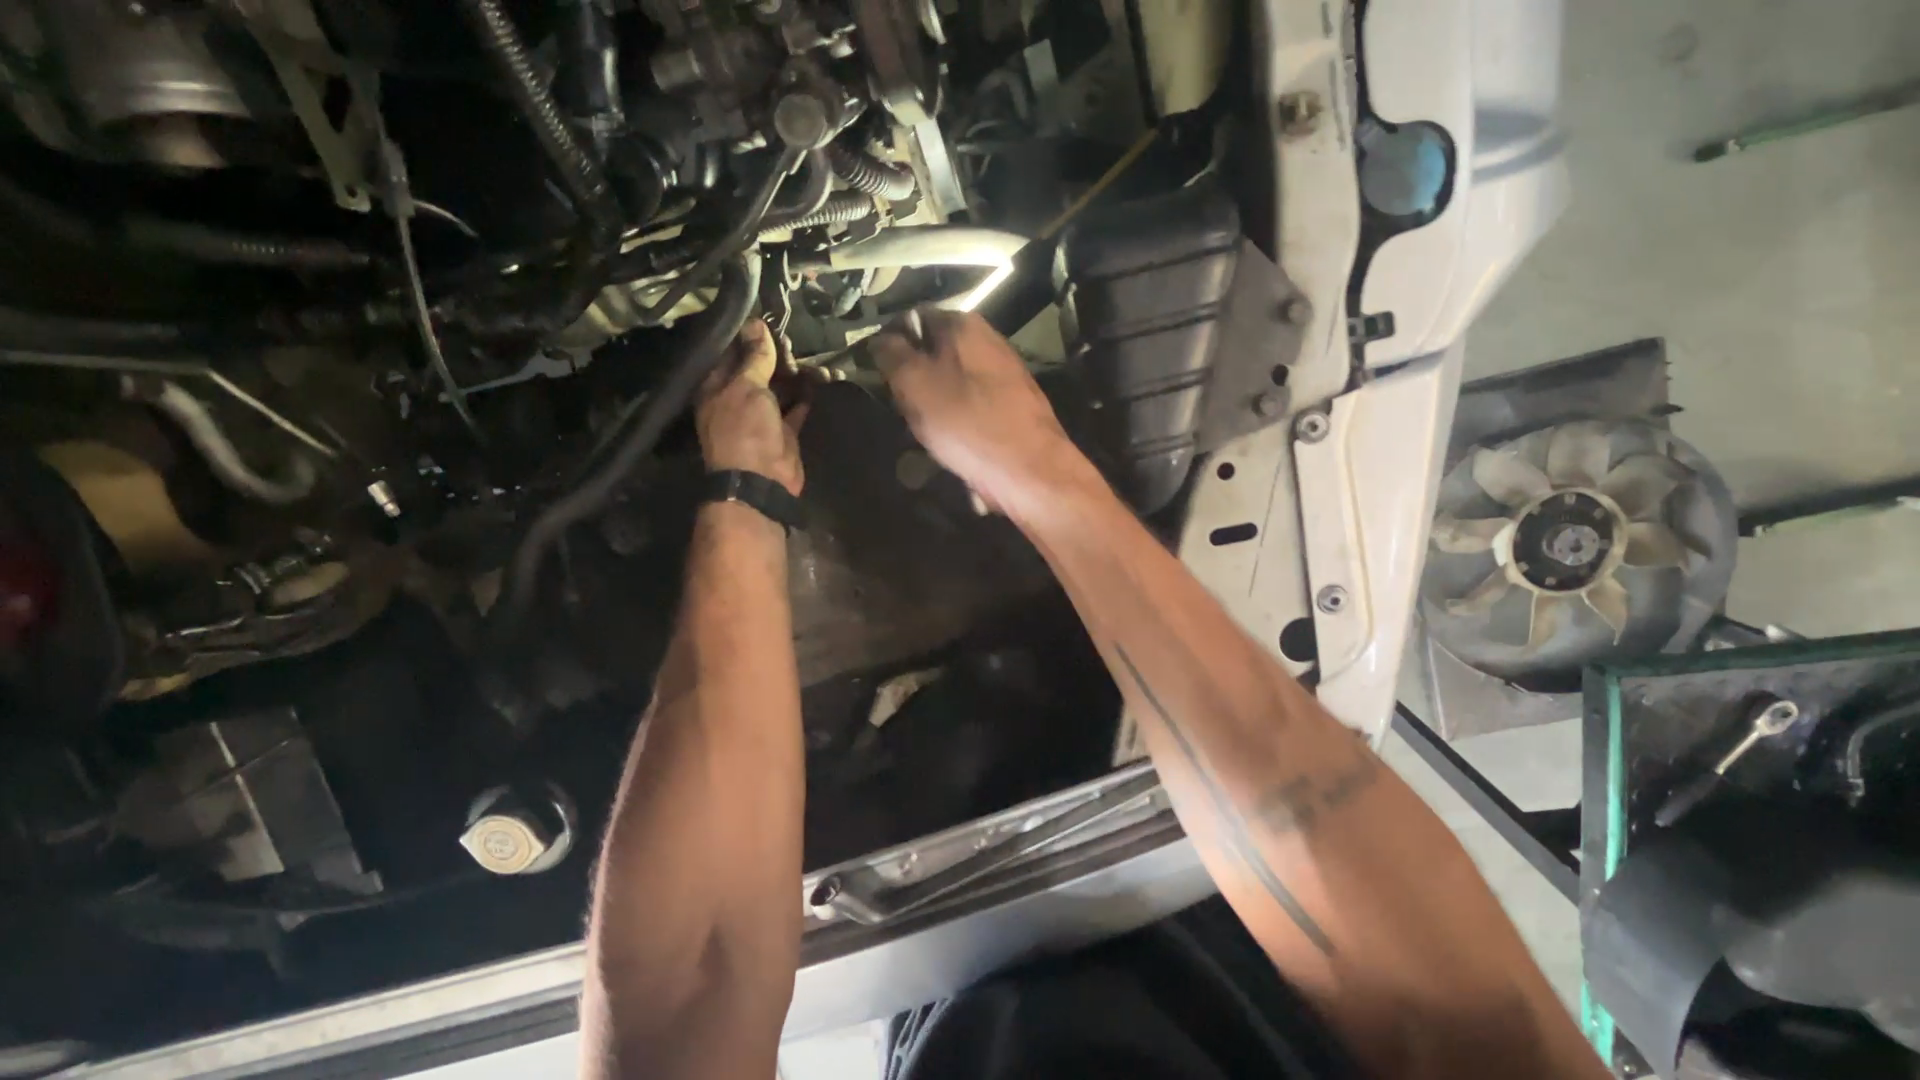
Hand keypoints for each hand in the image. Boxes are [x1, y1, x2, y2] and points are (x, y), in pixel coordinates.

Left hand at [696, 320, 806, 495]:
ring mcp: (761, 417)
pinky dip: (808, 395)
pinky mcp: (784, 431)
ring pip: (779, 387)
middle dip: (775, 355)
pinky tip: (823, 379)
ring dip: (795, 374)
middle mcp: (736, 399)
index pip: (730, 353)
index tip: (768, 319)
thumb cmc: (745, 429)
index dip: (748, 337)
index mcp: (717, 388)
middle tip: (794, 339)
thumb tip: (755, 323)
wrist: (761, 480)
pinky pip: (797, 406)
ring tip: (813, 358)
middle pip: (756, 369)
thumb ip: (755, 357)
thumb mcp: (747, 386)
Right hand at [868, 309, 1092, 514]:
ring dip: (932, 405)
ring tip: (923, 431)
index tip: (877, 375)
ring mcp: (1004, 373)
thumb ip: (891, 353)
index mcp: (962, 324)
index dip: (889, 344)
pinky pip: (971, 406)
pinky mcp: (1013, 405)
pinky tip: (952, 444)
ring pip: (951, 381)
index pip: (911, 319)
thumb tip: (880, 339)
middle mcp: (988, 340)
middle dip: (912, 379)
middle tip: (901, 408)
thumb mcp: (914, 383)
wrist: (1030, 470)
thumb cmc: (967, 422)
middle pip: (932, 352)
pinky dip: (956, 421)